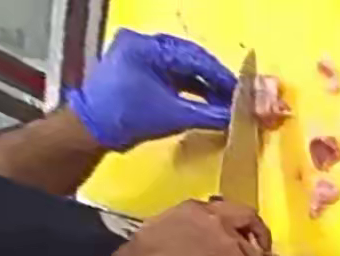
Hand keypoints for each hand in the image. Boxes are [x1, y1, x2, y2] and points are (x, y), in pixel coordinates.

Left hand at [64, 30, 235, 150]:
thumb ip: (209, 115)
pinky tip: (209, 103)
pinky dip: (194, 90)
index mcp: (146, 47)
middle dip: (216, 80)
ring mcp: (140, 56)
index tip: (242, 94)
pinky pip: (175, 76)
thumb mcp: (175, 116)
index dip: (221, 76)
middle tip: (237, 100)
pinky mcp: (142, 71)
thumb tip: (237, 118)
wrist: (97, 128)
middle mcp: (142, 44)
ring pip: (184, 67)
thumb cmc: (132, 117)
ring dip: (207, 86)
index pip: (194, 57)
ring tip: (226, 104)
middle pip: (190, 59)